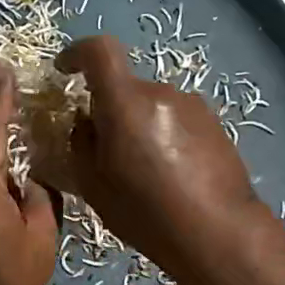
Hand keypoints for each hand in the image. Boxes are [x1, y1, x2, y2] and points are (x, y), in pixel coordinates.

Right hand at [52, 36, 276, 284]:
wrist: (220, 233)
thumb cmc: (147, 213)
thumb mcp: (94, 185)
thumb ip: (81, 142)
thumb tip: (85, 121)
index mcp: (126, 103)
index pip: (99, 51)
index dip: (77, 53)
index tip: (64, 71)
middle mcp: (160, 93)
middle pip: (123, 85)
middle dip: (107, 107)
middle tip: (102, 147)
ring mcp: (191, 105)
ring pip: (148, 103)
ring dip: (136, 123)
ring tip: (139, 167)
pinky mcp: (212, 122)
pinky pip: (172, 117)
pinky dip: (160, 134)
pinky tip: (167, 172)